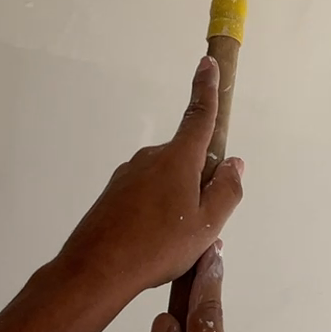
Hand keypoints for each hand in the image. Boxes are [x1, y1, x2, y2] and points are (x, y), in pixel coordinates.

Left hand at [54, 57, 244, 301]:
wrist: (96, 268)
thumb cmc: (158, 246)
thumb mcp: (207, 225)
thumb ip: (227, 191)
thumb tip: (234, 163)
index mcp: (178, 159)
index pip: (199, 116)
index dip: (207, 89)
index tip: (207, 63)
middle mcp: (152, 158)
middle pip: (186, 158)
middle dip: (199, 181)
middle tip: (201, 223)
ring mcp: (129, 174)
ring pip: (166, 180)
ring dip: (176, 201)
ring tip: (174, 242)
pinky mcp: (113, 193)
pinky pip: (145, 195)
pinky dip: (155, 211)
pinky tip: (152, 243)